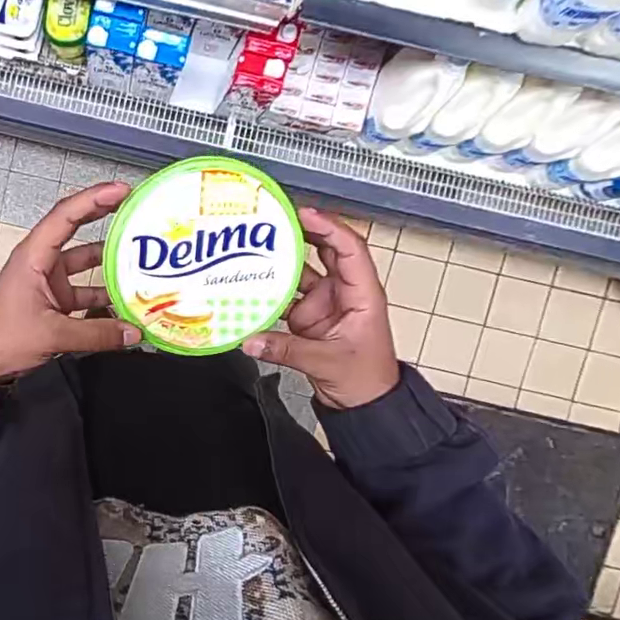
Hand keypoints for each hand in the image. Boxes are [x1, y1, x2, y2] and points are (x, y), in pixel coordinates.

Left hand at [0, 182, 141, 380]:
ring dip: (111, 262)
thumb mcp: (53, 334)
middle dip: (106, 216)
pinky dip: (106, 295)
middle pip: (77, 230)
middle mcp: (42, 263)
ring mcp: (50, 281)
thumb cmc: (1, 339)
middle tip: (134, 208)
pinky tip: (126, 302)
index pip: (65, 216)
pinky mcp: (56, 300)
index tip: (120, 191)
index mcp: (33, 257)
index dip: (94, 199)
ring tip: (139, 259)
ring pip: (86, 264)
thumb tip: (131, 331)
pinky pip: (87, 290)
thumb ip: (98, 333)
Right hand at [240, 208, 398, 408]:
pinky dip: (271, 292)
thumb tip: (252, 340)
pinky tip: (253, 287)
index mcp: (362, 294)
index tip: (305, 214)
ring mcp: (325, 304)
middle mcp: (344, 292)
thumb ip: (286, 349)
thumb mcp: (327, 362)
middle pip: (325, 251)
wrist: (364, 404)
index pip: (349, 248)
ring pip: (303, 272)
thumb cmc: (367, 380)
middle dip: (303, 233)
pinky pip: (288, 298)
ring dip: (283, 262)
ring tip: (258, 249)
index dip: (328, 227)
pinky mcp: (309, 319)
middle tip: (276, 220)